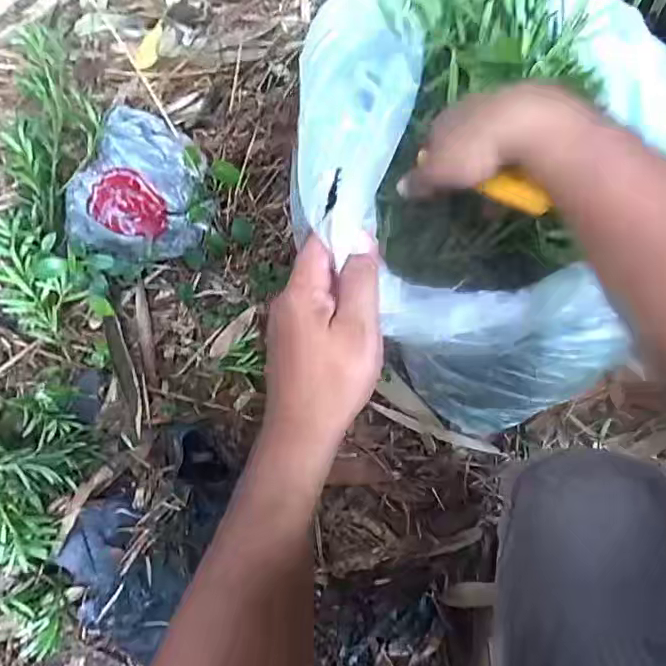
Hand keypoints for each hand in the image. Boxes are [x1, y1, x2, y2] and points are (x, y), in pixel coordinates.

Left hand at [262, 235, 381, 463]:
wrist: (302, 432)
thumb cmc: (336, 380)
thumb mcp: (358, 327)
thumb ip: (360, 280)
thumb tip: (360, 237)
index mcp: (299, 291)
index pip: (319, 241)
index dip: (346, 233)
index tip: (377, 241)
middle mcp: (284, 301)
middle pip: (318, 265)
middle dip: (349, 265)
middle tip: (382, 282)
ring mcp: (283, 323)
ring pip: (318, 291)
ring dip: (345, 292)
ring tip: (371, 311)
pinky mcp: (289, 342)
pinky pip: (315, 312)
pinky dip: (336, 312)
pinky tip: (352, 332)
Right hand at [401, 83, 603, 197]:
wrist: (532, 123)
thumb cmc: (476, 149)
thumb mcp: (441, 172)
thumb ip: (421, 180)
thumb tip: (400, 187)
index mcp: (445, 118)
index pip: (432, 139)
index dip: (434, 163)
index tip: (439, 184)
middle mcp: (471, 106)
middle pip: (463, 137)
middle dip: (465, 162)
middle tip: (468, 188)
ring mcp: (504, 104)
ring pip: (493, 138)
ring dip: (493, 163)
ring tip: (497, 190)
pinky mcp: (534, 110)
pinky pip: (519, 141)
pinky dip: (517, 161)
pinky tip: (522, 179)